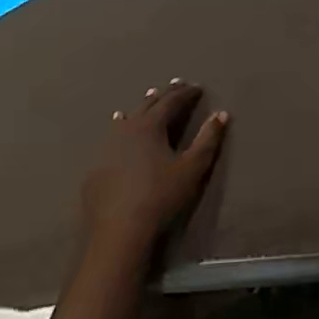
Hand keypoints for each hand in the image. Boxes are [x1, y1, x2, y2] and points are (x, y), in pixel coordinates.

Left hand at [83, 81, 228, 255]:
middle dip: (164, 95)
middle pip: (148, 105)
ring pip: (126, 119)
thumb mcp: (191, 169)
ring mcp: (108, 147)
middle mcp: (126, 129)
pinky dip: (121, 129)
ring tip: (146, 98)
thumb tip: (221, 114)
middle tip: (175, 86)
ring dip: (140, 108)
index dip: (185, 93)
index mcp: (150, 126)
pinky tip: (117, 130)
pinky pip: (112, 139)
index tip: (197, 88)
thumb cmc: (160, 197)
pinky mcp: (97, 167)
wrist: (119, 232)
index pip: (171, 102)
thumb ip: (207, 140)